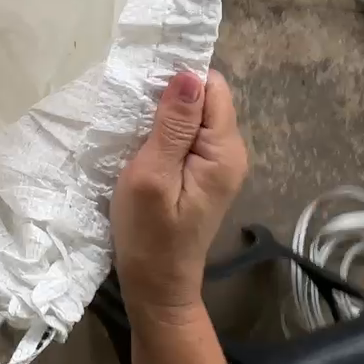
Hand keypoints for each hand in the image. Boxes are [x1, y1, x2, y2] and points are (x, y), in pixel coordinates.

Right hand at [111, 70, 247, 325]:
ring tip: (134, 126)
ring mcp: (218, 162)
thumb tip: (189, 75)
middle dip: (171, 95)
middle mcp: (230, 151)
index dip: (179, 79)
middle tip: (133, 112)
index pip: (212, 86)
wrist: (156, 288)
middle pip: (205, 96)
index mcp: (223, 151)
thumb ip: (173, 125)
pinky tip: (143, 142)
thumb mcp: (153, 175)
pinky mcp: (203, 170)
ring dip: (164, 112)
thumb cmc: (149, 234)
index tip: (143, 89)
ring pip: (194, 113)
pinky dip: (165, 129)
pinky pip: (188, 132)